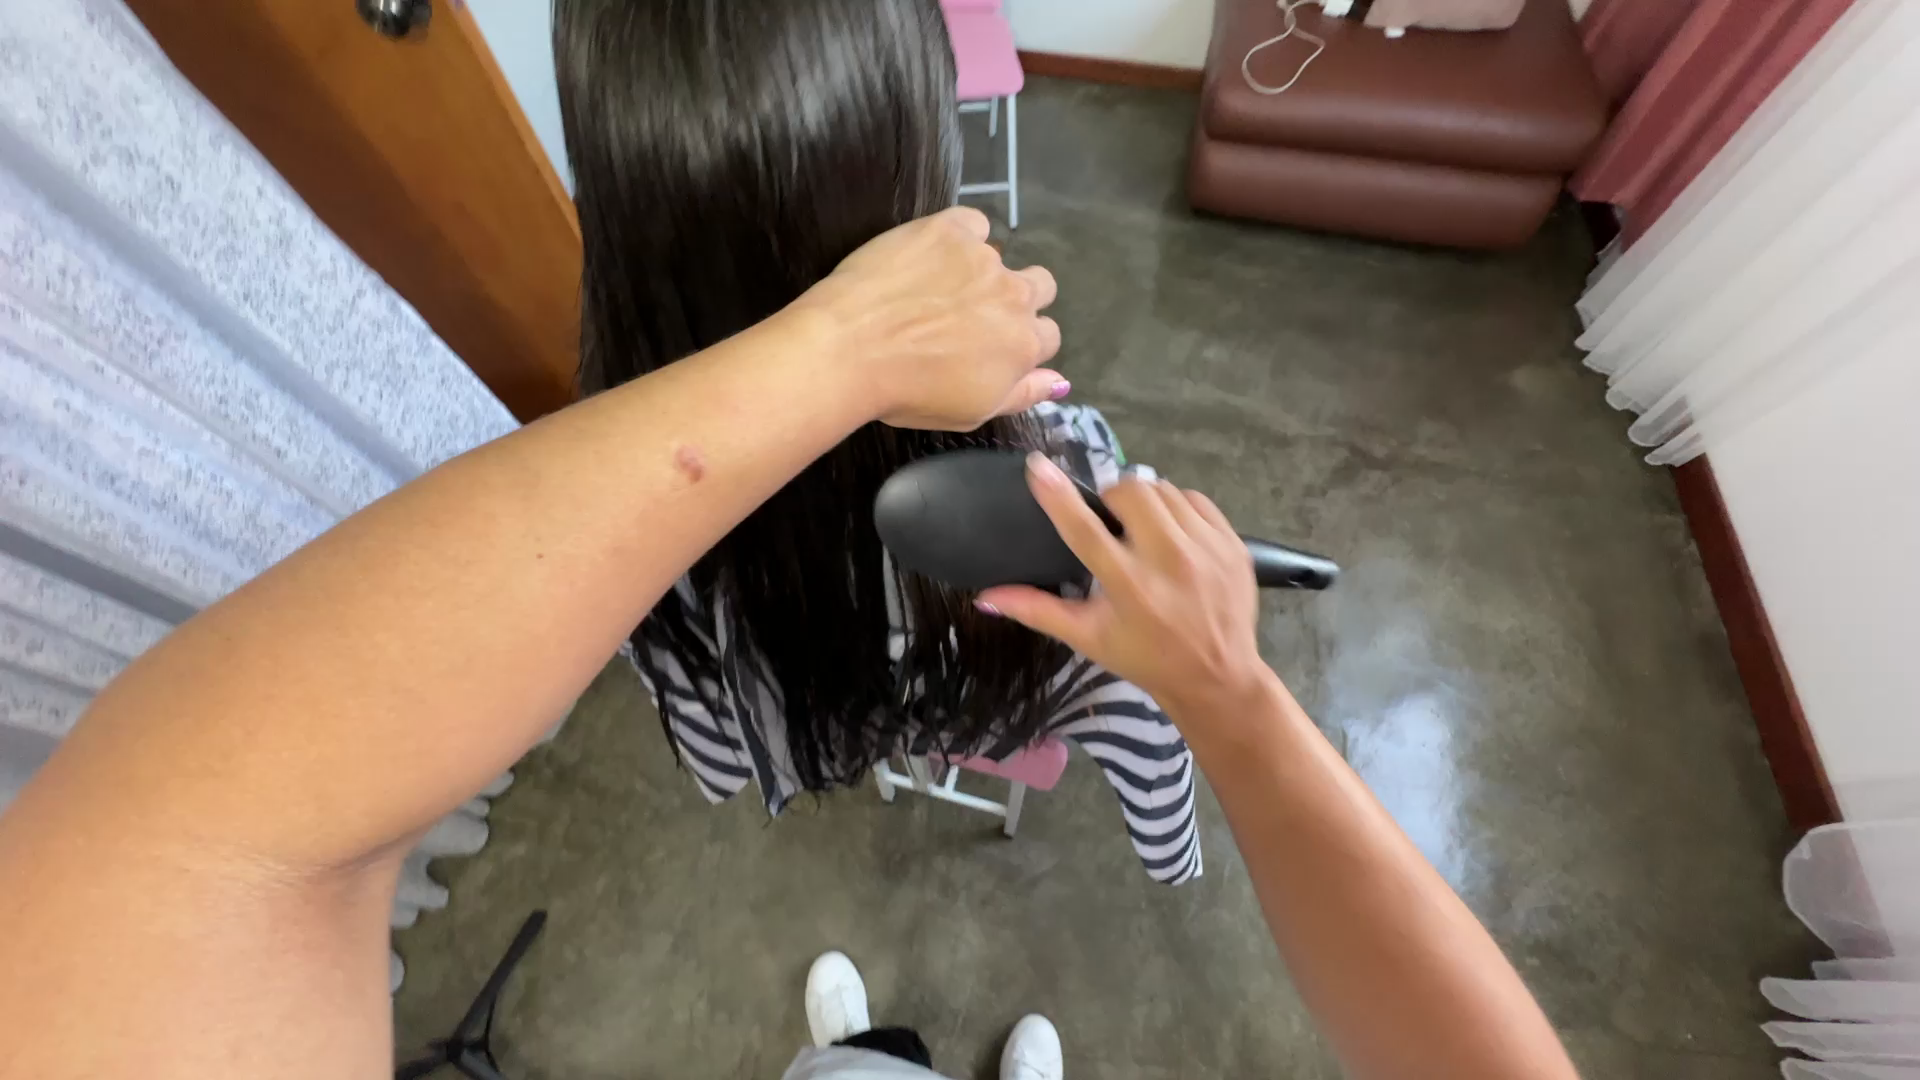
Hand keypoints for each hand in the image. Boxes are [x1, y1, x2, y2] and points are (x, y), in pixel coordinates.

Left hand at [795, 207, 1064, 429]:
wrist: (851, 349)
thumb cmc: (909, 393)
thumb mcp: (972, 412)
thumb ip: (1021, 394)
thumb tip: (1059, 381)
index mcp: (1023, 346)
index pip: (1048, 336)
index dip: (1021, 342)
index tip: (991, 348)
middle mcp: (1014, 297)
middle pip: (1041, 287)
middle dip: (1018, 300)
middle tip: (974, 315)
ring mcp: (984, 258)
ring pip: (1000, 257)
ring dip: (980, 272)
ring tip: (937, 290)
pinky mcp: (950, 229)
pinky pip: (973, 224)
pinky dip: (960, 237)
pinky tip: (930, 257)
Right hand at [978, 455, 1275, 725]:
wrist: (1217, 677)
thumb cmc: (1144, 657)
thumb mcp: (1088, 637)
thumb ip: (1037, 610)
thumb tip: (983, 598)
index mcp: (1129, 586)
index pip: (1083, 528)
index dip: (1056, 494)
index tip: (1036, 465)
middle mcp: (1170, 561)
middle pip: (1130, 491)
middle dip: (1112, 499)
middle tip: (1109, 523)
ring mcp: (1207, 549)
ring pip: (1163, 489)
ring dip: (1144, 502)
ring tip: (1140, 529)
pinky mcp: (1232, 543)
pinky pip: (1194, 499)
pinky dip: (1176, 508)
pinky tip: (1171, 533)